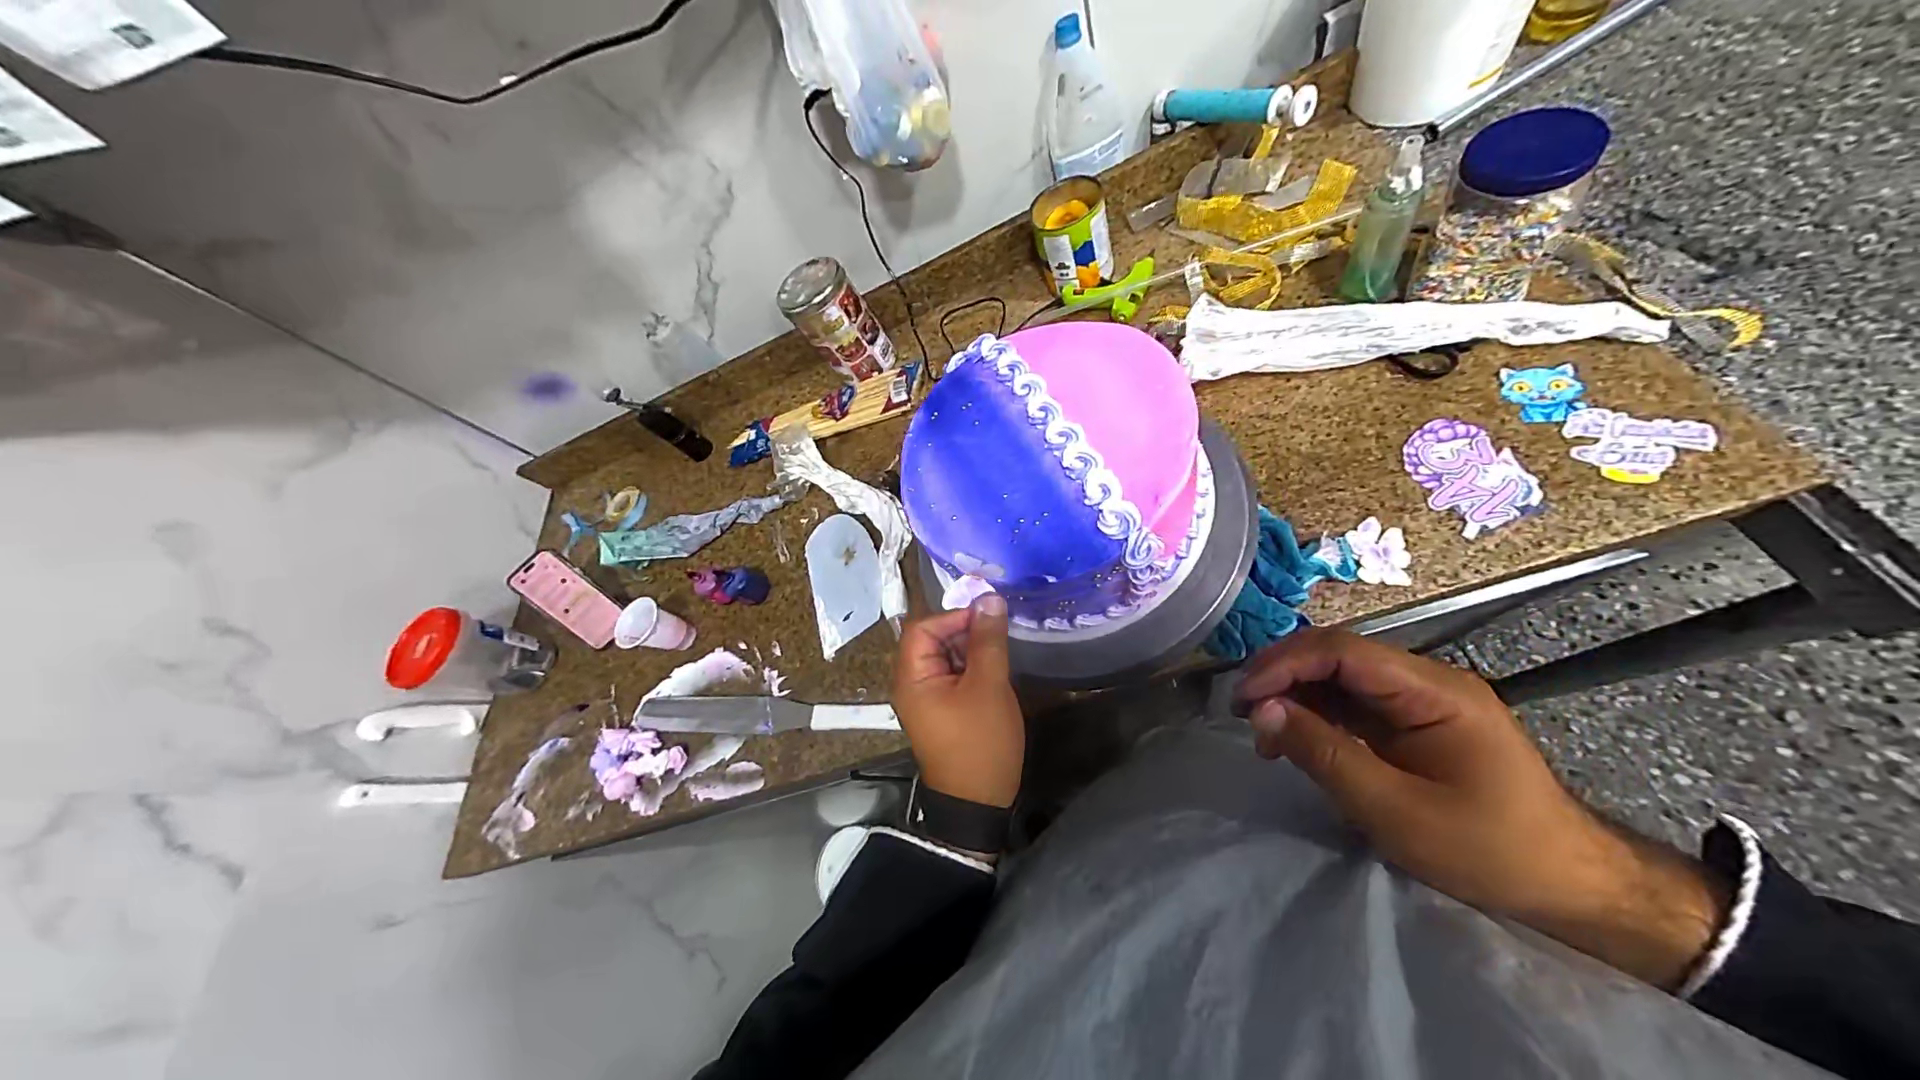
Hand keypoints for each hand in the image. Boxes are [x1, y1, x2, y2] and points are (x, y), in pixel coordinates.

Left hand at [892, 594, 1023, 808]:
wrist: (977, 804)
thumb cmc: (980, 743)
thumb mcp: (989, 686)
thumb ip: (988, 640)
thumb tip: (990, 598)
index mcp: (911, 677)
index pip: (922, 628)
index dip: (954, 616)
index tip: (988, 616)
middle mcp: (911, 684)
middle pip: (932, 640)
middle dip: (964, 630)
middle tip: (1000, 631)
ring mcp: (926, 698)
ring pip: (945, 657)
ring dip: (971, 648)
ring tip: (1001, 649)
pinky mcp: (942, 709)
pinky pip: (952, 676)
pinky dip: (972, 667)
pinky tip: (995, 668)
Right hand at [1235, 628, 1728, 989]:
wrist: (1570, 889)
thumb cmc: (1487, 851)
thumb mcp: (1395, 810)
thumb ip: (1323, 753)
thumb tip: (1260, 710)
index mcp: (1434, 690)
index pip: (1342, 651)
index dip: (1283, 664)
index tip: (1243, 698)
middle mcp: (1427, 681)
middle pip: (1337, 655)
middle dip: (1283, 675)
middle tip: (1242, 712)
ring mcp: (1422, 700)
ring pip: (1340, 676)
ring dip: (1295, 695)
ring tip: (1261, 731)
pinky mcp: (1415, 722)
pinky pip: (1353, 702)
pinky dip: (1315, 714)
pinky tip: (1294, 738)